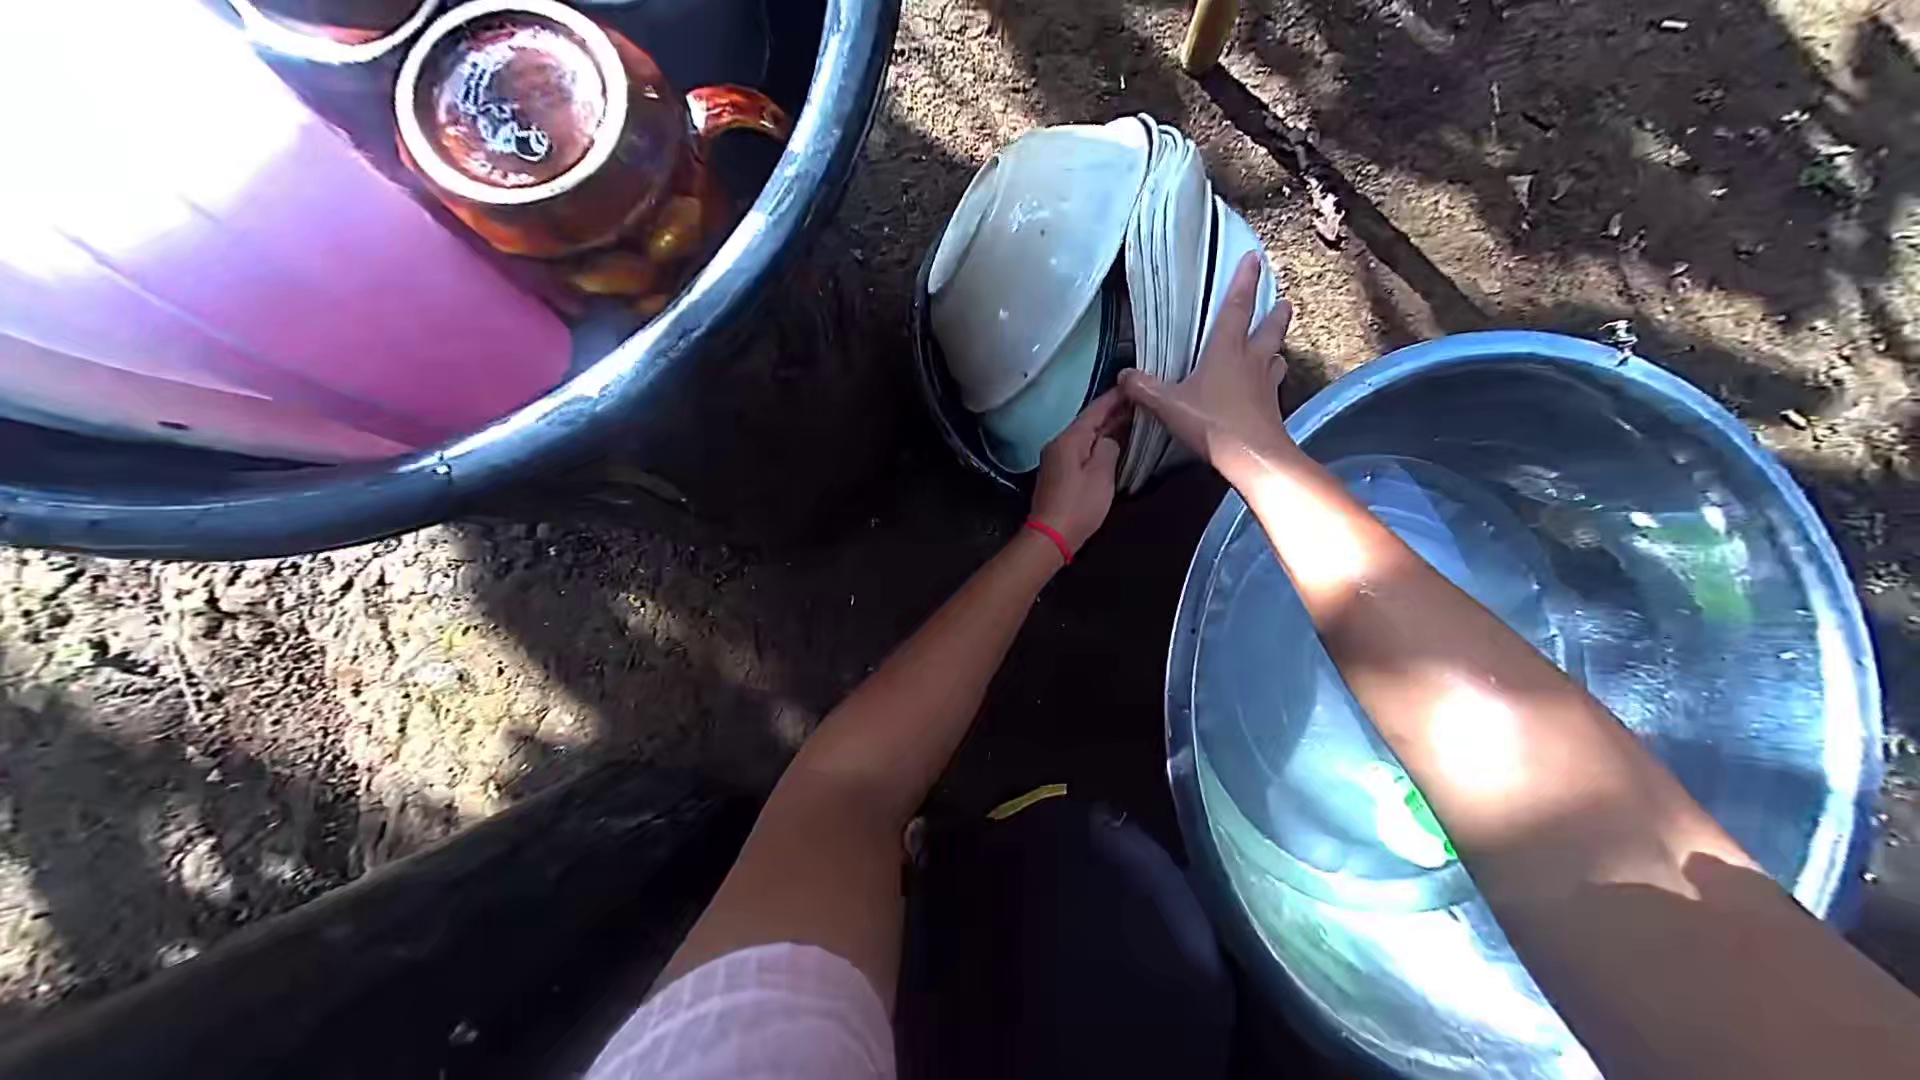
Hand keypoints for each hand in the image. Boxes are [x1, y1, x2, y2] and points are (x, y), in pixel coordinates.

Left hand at [1029, 389, 1126, 554]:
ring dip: (1107, 428)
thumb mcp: (1101, 474)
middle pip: (1089, 422)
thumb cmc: (1079, 504)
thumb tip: (1110, 437)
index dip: (1116, 397)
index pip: (1095, 410)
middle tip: (1141, 402)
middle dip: (1114, 412)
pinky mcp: (1059, 473)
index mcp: (1069, 439)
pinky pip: (1081, 450)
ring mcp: (1057, 458)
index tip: (1134, 384)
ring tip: (1133, 420)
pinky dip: (1098, 444)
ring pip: (1086, 436)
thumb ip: (1109, 448)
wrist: (1051, 535)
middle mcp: (1060, 443)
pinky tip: (1113, 446)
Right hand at [1119, 252, 1295, 484]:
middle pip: (1270, 328)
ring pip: (1276, 355)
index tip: (1254, 258)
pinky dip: (1270, 378)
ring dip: (1276, 346)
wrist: (1252, 456)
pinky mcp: (1272, 406)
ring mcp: (1267, 384)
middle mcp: (1253, 360)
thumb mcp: (1168, 405)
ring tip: (1272, 345)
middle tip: (1281, 301)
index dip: (1244, 281)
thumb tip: (1123, 376)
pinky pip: (1274, 383)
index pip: (1238, 307)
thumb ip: (1144, 389)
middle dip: (1275, 312)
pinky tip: (1264, 385)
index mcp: (1228, 351)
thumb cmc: (1212, 423)